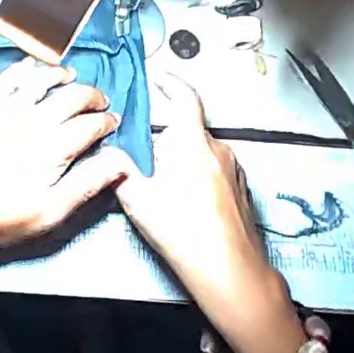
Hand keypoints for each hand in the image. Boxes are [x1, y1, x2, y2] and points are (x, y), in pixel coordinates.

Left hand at [0, 58, 131, 260]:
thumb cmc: (1, 218)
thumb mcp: (53, 210)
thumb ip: (88, 182)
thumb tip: (120, 163)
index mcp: (53, 145)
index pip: (92, 123)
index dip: (107, 123)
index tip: (113, 126)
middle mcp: (32, 120)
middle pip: (72, 95)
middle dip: (93, 97)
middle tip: (101, 105)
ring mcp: (6, 112)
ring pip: (41, 79)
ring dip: (61, 75)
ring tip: (72, 77)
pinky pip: (7, 80)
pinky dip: (21, 68)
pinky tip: (28, 67)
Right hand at [114, 75, 301, 352]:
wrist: (231, 272)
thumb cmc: (184, 233)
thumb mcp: (137, 200)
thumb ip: (121, 169)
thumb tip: (112, 152)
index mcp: (193, 144)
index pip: (185, 98)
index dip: (170, 83)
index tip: (158, 80)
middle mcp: (219, 149)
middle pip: (187, 129)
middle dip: (164, 136)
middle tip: (143, 155)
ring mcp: (235, 169)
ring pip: (200, 150)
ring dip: (180, 157)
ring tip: (161, 185)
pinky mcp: (241, 188)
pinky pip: (213, 168)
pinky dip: (196, 173)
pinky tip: (183, 200)